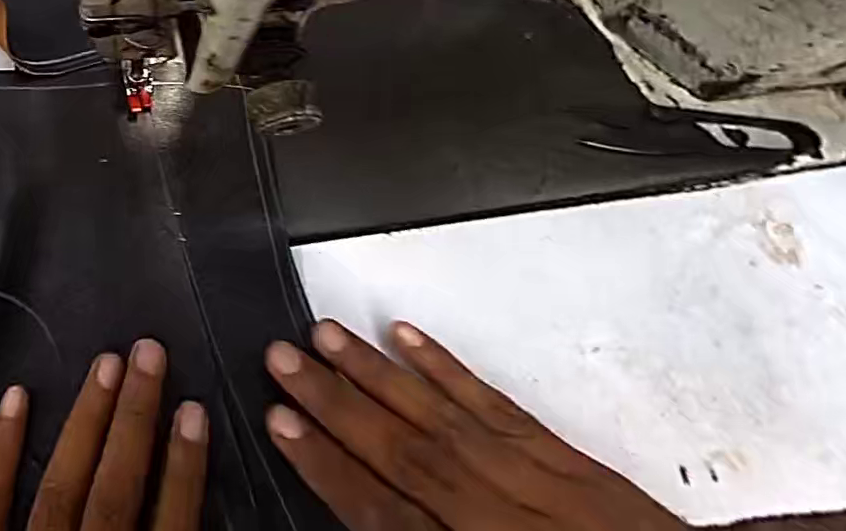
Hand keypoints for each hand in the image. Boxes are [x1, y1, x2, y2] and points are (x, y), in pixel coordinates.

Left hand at [0, 339, 208, 530]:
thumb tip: (189, 499)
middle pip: (114, 491)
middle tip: (150, 352)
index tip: (194, 409)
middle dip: (135, 418)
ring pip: (59, 487)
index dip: (184, 468)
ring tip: (108, 361)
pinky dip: (0, 450)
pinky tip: (17, 396)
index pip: (169, 526)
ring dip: (87, 420)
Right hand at [264, 320, 688, 530]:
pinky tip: (406, 335)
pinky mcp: (565, 456)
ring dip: (376, 370)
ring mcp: (536, 479)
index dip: (326, 465)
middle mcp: (502, 518)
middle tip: (283, 356)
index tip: (280, 420)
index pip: (385, 513)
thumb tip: (366, 517)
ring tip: (326, 332)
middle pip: (403, 450)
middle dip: (335, 400)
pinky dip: (446, 368)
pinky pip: (496, 405)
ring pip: (440, 416)